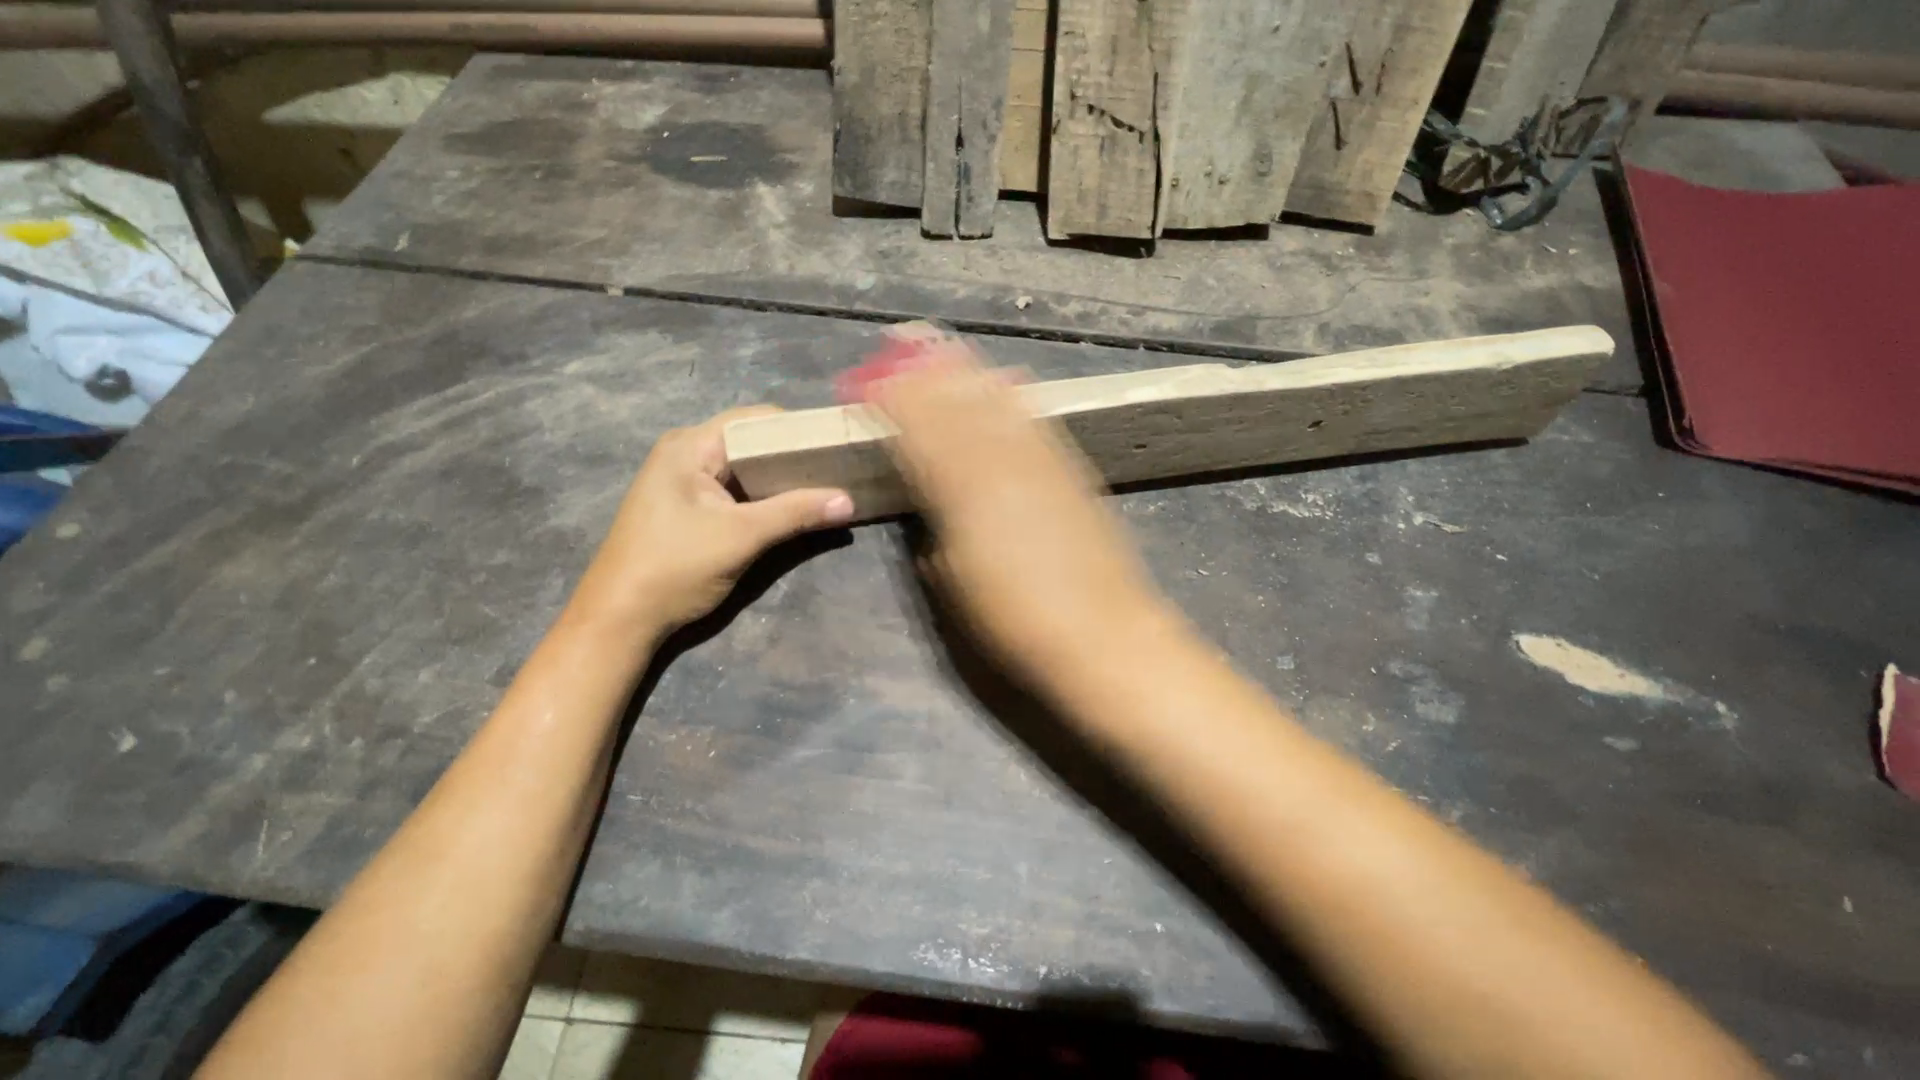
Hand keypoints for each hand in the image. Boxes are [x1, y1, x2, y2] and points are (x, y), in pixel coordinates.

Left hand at [570, 407, 852, 636]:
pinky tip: (794, 510)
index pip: (756, 419)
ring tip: (827, 487)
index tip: (839, 445)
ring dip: (782, 480)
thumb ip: (795, 514)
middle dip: (795, 456)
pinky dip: (765, 498)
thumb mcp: (741, 537)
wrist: (619, 619)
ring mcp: (685, 483)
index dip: (799, 429)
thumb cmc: (674, 567)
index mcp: (690, 446)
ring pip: (746, 469)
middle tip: (840, 469)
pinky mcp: (689, 509)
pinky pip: (736, 492)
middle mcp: (686, 454)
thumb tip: (849, 501)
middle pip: (752, 442)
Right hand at [864, 330, 1173, 687]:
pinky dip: (1013, 393)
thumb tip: (926, 494)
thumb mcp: (950, 578)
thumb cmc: (1013, 621)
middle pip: (955, 402)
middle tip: (900, 338)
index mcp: (959, 490)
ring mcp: (1041, 461)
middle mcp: (999, 461)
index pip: (917, 428)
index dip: (890, 399)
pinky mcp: (1073, 470)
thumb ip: (933, 526)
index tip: (865, 379)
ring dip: (965, 369)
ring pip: (995, 400)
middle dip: (923, 368)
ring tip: (944, 345)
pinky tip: (1006, 378)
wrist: (1102, 636)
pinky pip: (1036, 418)